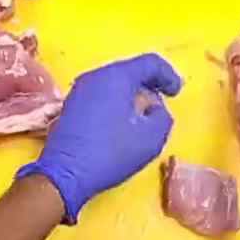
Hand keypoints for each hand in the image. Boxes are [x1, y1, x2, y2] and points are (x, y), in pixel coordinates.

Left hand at [18, 53, 181, 222]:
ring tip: (139, 119)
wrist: (63, 176)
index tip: (176, 93)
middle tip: (158, 106)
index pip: (150, 63)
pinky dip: (113, 106)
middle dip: (148, 87)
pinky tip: (118, 127)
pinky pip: (98, 98)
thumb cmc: (108, 155)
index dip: (169, 75)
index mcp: (116, 76)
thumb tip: (155, 109)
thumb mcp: (150, 140)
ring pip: (112, 86)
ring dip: (130, 98)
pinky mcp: (68, 109)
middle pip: (129, 72)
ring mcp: (78, 92)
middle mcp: (95, 77)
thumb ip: (163, 118)